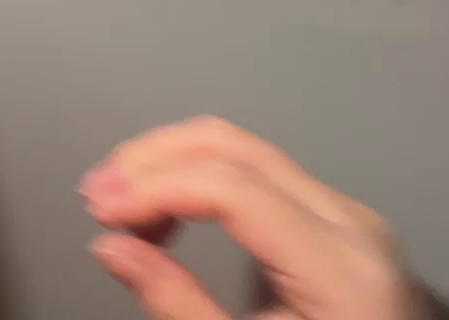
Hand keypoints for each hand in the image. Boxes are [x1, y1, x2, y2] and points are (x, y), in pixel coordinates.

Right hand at [80, 117, 420, 319]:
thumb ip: (178, 305)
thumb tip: (109, 247)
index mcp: (344, 271)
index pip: (230, 189)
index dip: (153, 189)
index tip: (100, 212)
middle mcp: (351, 223)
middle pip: (228, 146)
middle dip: (150, 160)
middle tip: (97, 194)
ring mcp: (344, 212)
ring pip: (233, 144)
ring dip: (164, 161)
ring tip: (119, 202)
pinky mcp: (327, 214)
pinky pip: (247, 166)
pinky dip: (190, 173)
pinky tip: (162, 209)